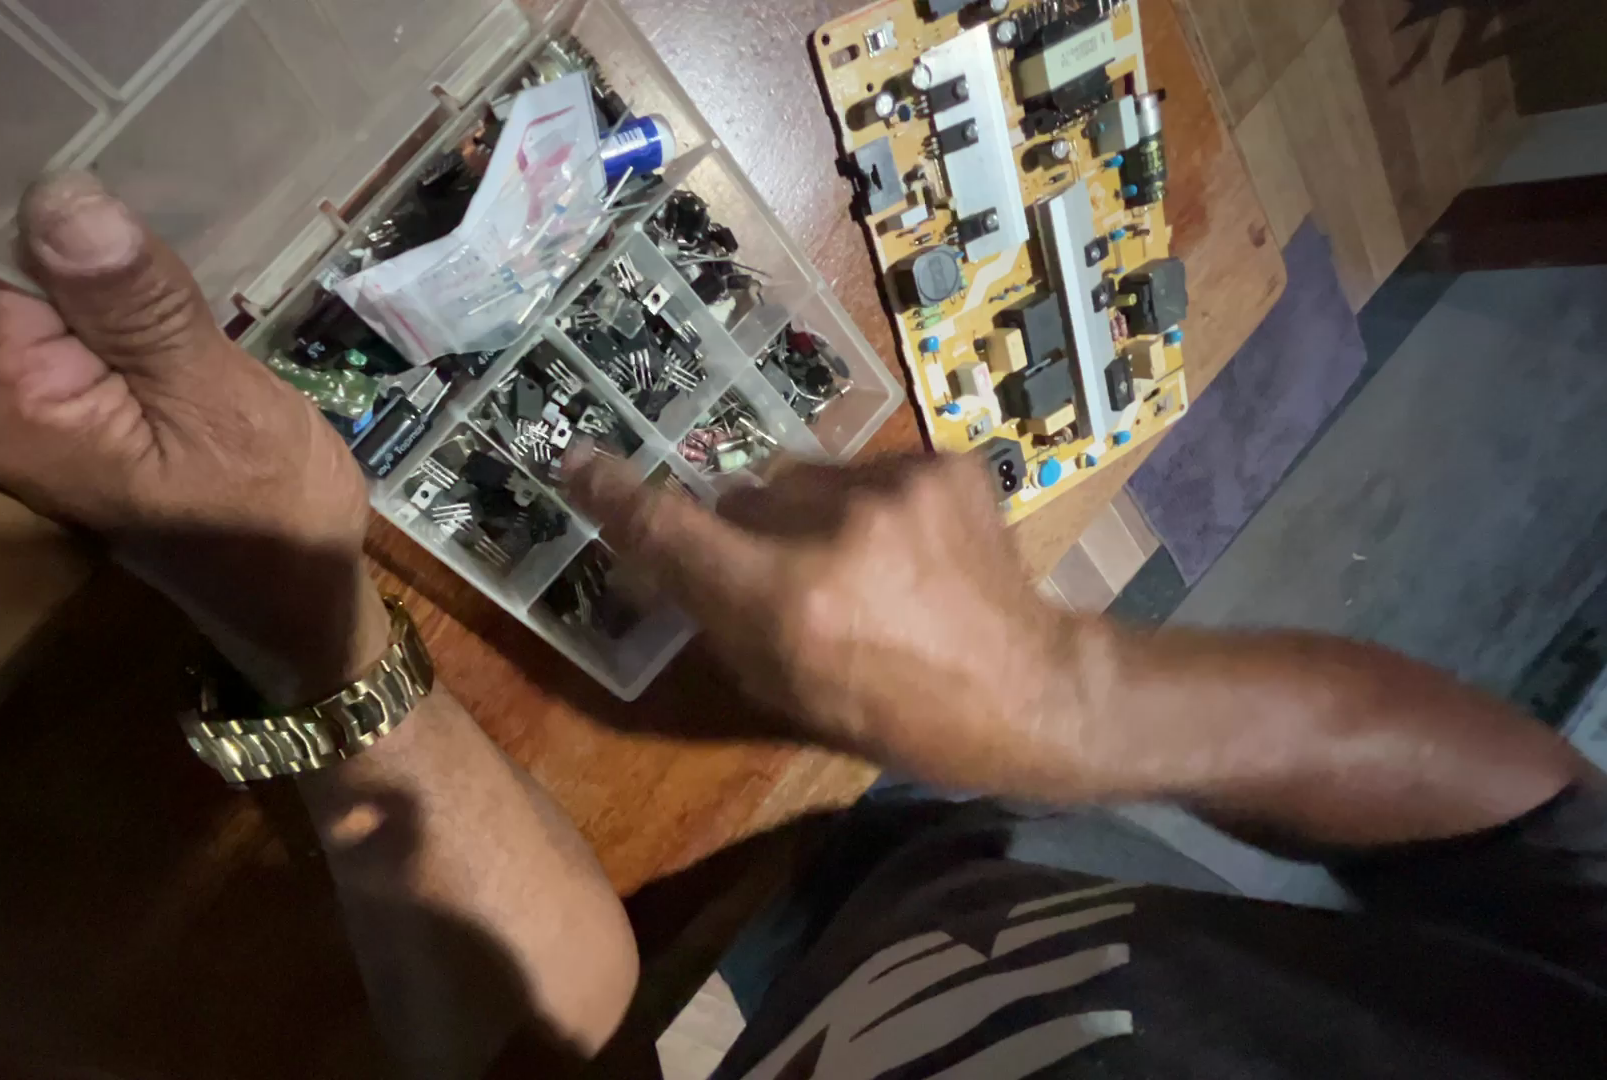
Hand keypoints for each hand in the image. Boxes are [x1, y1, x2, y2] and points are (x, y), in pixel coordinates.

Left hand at [0, 171, 385, 705]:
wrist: (298, 588)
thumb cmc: (275, 509)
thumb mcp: (224, 404)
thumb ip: (145, 313)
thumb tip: (66, 198)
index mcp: (4, 402)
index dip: (74, 225)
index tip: (153, 229)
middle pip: (16, 270)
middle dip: (105, 256)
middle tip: (193, 277)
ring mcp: (22, 410)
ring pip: (54, 294)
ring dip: (125, 283)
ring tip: (194, 300)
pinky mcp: (65, 412)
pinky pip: (78, 327)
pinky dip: (130, 312)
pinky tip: (182, 324)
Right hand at [564, 448, 1097, 794]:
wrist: (1028, 688)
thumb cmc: (894, 713)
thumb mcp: (783, 685)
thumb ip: (714, 615)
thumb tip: (663, 558)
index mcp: (788, 602)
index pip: (674, 531)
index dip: (616, 497)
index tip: (578, 463)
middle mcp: (833, 530)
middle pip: (738, 497)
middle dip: (741, 530)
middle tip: (784, 571)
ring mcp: (895, 486)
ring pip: (797, 477)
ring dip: (801, 512)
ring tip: (854, 558)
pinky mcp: (939, 462)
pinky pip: (860, 470)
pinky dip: (860, 504)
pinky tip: (903, 544)